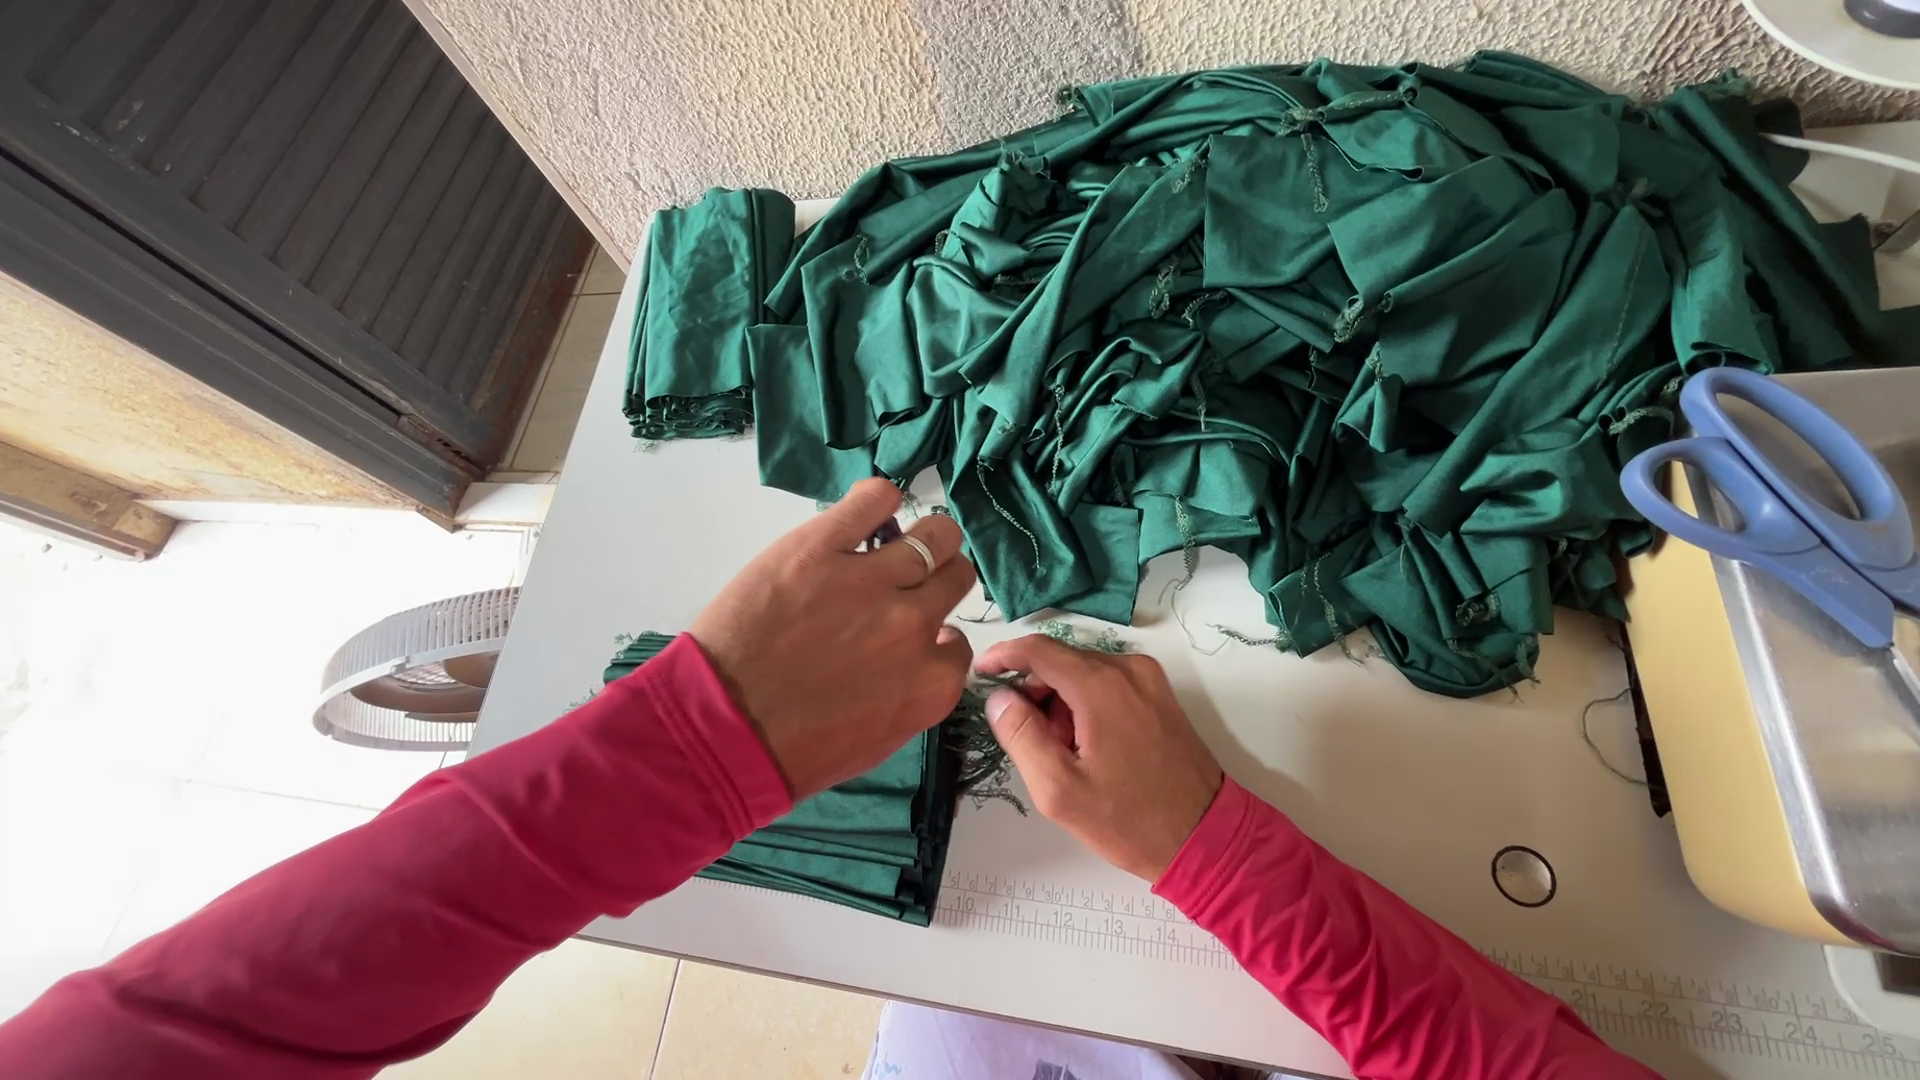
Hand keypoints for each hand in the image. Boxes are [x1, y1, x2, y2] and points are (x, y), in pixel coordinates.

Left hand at [690, 478, 975, 797]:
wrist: (720, 729)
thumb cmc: (794, 750)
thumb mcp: (879, 737)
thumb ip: (914, 691)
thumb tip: (924, 655)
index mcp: (931, 680)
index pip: (959, 641)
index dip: (936, 636)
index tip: (913, 637)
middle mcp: (916, 624)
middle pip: (956, 575)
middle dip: (938, 578)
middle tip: (905, 583)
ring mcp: (873, 581)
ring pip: (935, 534)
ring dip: (923, 539)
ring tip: (892, 545)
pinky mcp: (824, 546)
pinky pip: (875, 498)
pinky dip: (879, 500)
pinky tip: (867, 513)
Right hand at [976, 636, 1222, 881]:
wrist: (1206, 838)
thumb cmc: (1128, 819)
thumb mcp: (1060, 789)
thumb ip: (1021, 735)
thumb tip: (1000, 698)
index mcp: (1101, 685)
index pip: (1038, 649)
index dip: (1003, 656)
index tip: (981, 674)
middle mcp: (1127, 668)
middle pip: (1061, 659)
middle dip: (1033, 689)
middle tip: (1025, 736)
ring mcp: (1148, 678)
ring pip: (1083, 671)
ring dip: (1059, 699)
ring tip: (1060, 750)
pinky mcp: (1159, 693)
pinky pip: (1107, 682)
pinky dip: (1085, 701)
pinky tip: (1085, 744)